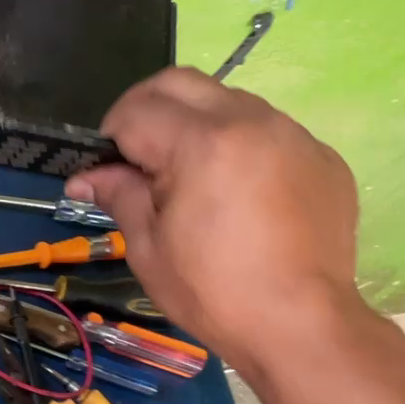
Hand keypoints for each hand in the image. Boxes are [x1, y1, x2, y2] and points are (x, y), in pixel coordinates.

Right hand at [67, 67, 367, 373]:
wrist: (298, 320)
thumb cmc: (208, 289)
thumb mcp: (147, 246)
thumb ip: (120, 195)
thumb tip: (86, 176)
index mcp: (202, 144)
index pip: (137, 109)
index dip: (107, 137)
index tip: (101, 171)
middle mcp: (251, 121)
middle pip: (181, 83)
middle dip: (144, 110)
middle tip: (131, 158)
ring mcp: (292, 134)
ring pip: (226, 102)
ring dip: (191, 125)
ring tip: (183, 181)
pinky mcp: (318, 155)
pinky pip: (264, 131)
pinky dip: (233, 148)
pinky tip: (230, 198)